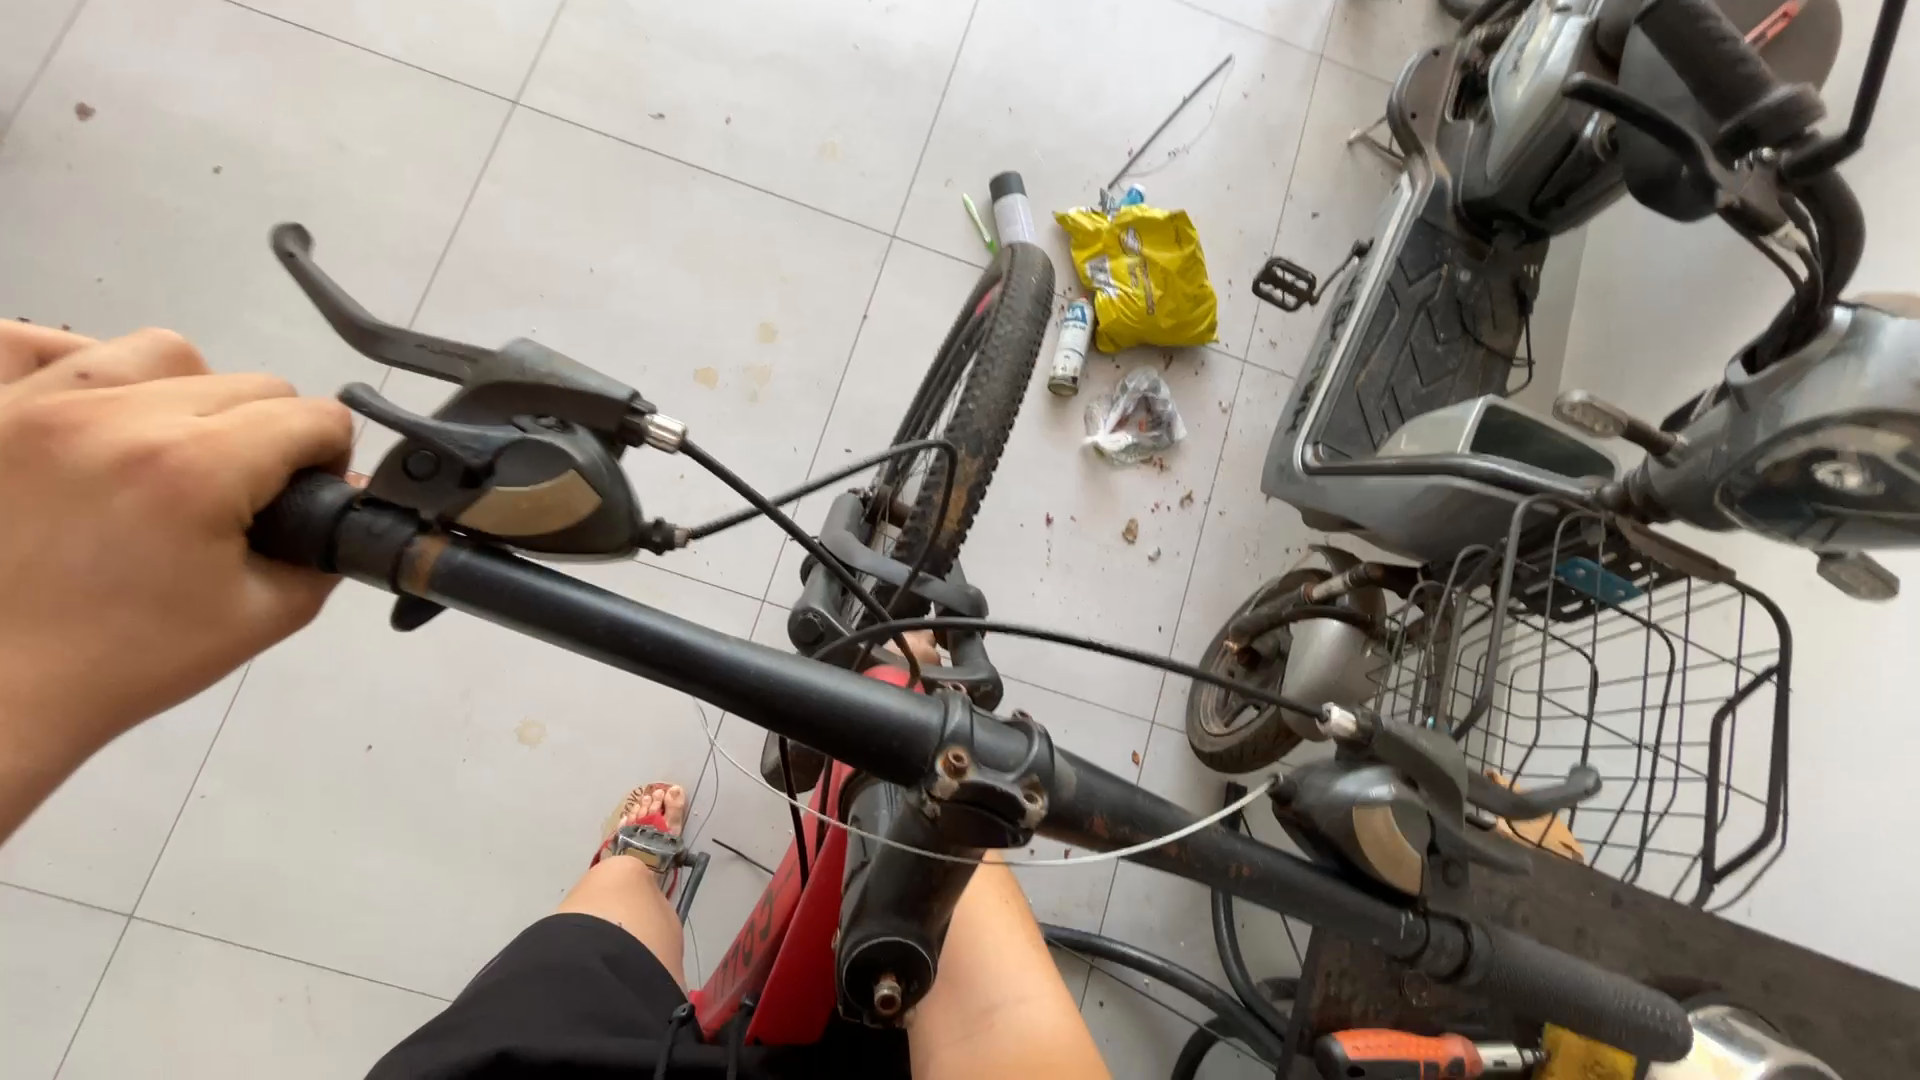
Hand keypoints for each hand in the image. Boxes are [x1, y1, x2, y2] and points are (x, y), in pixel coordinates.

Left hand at [0, 324, 351, 780]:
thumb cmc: (130, 659)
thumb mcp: (271, 612)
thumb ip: (329, 548)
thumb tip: (345, 496)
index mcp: (197, 467)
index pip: (314, 417)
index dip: (332, 459)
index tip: (311, 499)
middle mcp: (117, 417)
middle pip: (254, 384)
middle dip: (275, 434)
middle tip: (250, 493)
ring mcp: (33, 406)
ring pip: (165, 353)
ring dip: (195, 395)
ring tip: (175, 451)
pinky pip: (32, 342)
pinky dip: (76, 365)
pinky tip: (94, 416)